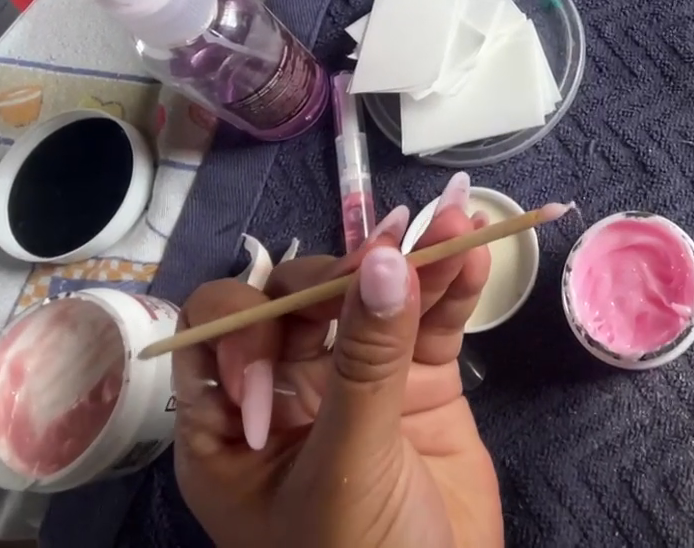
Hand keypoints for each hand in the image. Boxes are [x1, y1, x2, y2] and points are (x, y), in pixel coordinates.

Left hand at [172, 173, 502, 547]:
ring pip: (380, 299)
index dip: (252, 318)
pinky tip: (474, 253)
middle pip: (307, 299)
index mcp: (235, 426)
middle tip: (399, 251)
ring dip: (418, 260)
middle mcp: (292, 392)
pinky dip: (454, 287)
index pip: (220, 336)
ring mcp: (364, 382)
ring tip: (458, 221)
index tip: (305, 333)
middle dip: (349, 270)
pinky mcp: (424, 382)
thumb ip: (366, 365)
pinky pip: (434, 321)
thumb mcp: (349, 472)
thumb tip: (385, 260)